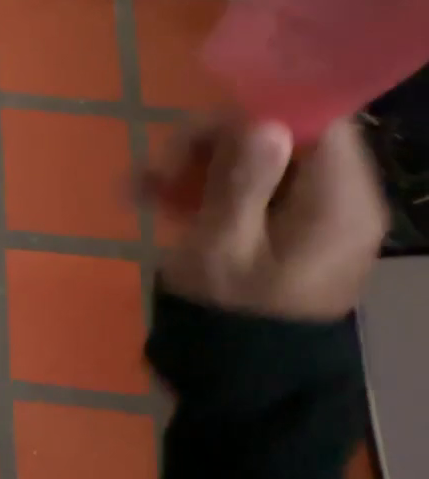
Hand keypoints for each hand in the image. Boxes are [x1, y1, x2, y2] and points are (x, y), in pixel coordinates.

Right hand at [145, 117, 385, 321]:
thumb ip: (244, 182)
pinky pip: (249, 188)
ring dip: (193, 166)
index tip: (199, 128)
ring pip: (254, 161)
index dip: (260, 114)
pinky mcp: (286, 225)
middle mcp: (338, 200)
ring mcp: (312, 213)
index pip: (321, 126)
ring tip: (140, 188)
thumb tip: (261, 123)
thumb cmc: (229, 305)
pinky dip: (202, 187)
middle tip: (153, 169)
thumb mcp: (223, 244)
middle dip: (210, 145)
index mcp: (338, 204)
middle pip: (280, 139)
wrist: (239, 364)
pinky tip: (155, 199)